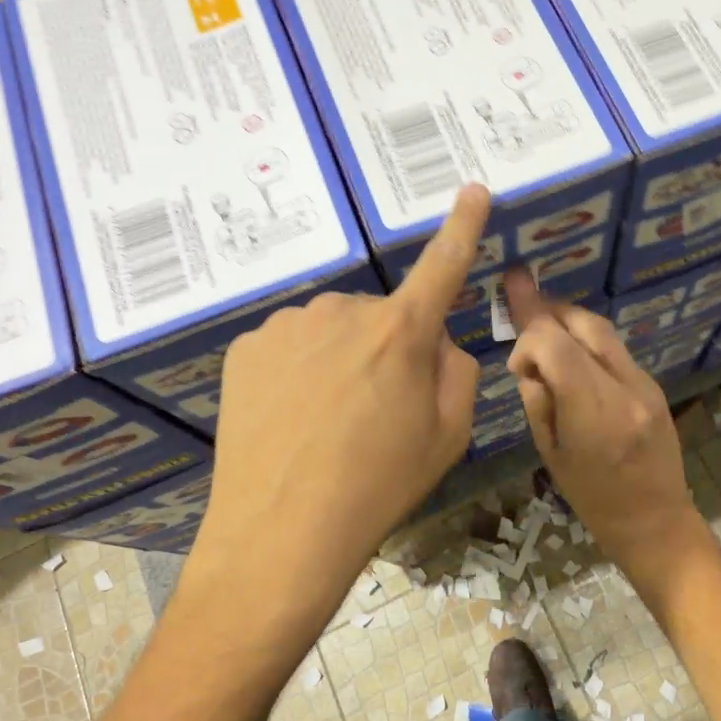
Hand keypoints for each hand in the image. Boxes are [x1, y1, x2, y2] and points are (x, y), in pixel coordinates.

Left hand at [196, 185, 489, 575]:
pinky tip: (290, 419)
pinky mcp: (246, 348)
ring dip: (338, 359)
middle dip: (386, 348)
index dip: (463, 226)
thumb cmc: (380, 484)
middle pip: (380, 317)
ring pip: (330, 331)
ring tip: (327, 422)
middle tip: (376, 411)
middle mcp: (343, 312)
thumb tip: (434, 341)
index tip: (474, 188)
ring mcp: (287, 327)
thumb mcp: (449, 435)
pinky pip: (289, 347)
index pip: (443, 265)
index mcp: (402, 332)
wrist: (282, 531)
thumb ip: (456, 370)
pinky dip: (297, 372)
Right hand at [504, 269, 706, 570]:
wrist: (655, 520)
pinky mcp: (654, 387)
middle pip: (585, 325)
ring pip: (604, 331)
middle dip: (550, 310)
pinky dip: (589, 342)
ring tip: (542, 318)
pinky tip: (570, 350)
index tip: (515, 361)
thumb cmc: (593, 500)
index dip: (528, 338)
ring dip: (570, 320)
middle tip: (521, 295)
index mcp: (594, 413)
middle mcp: (625, 389)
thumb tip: (531, 364)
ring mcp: (645, 385)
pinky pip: (616, 351)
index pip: (555, 345)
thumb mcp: (552, 454)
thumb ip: (539, 402)